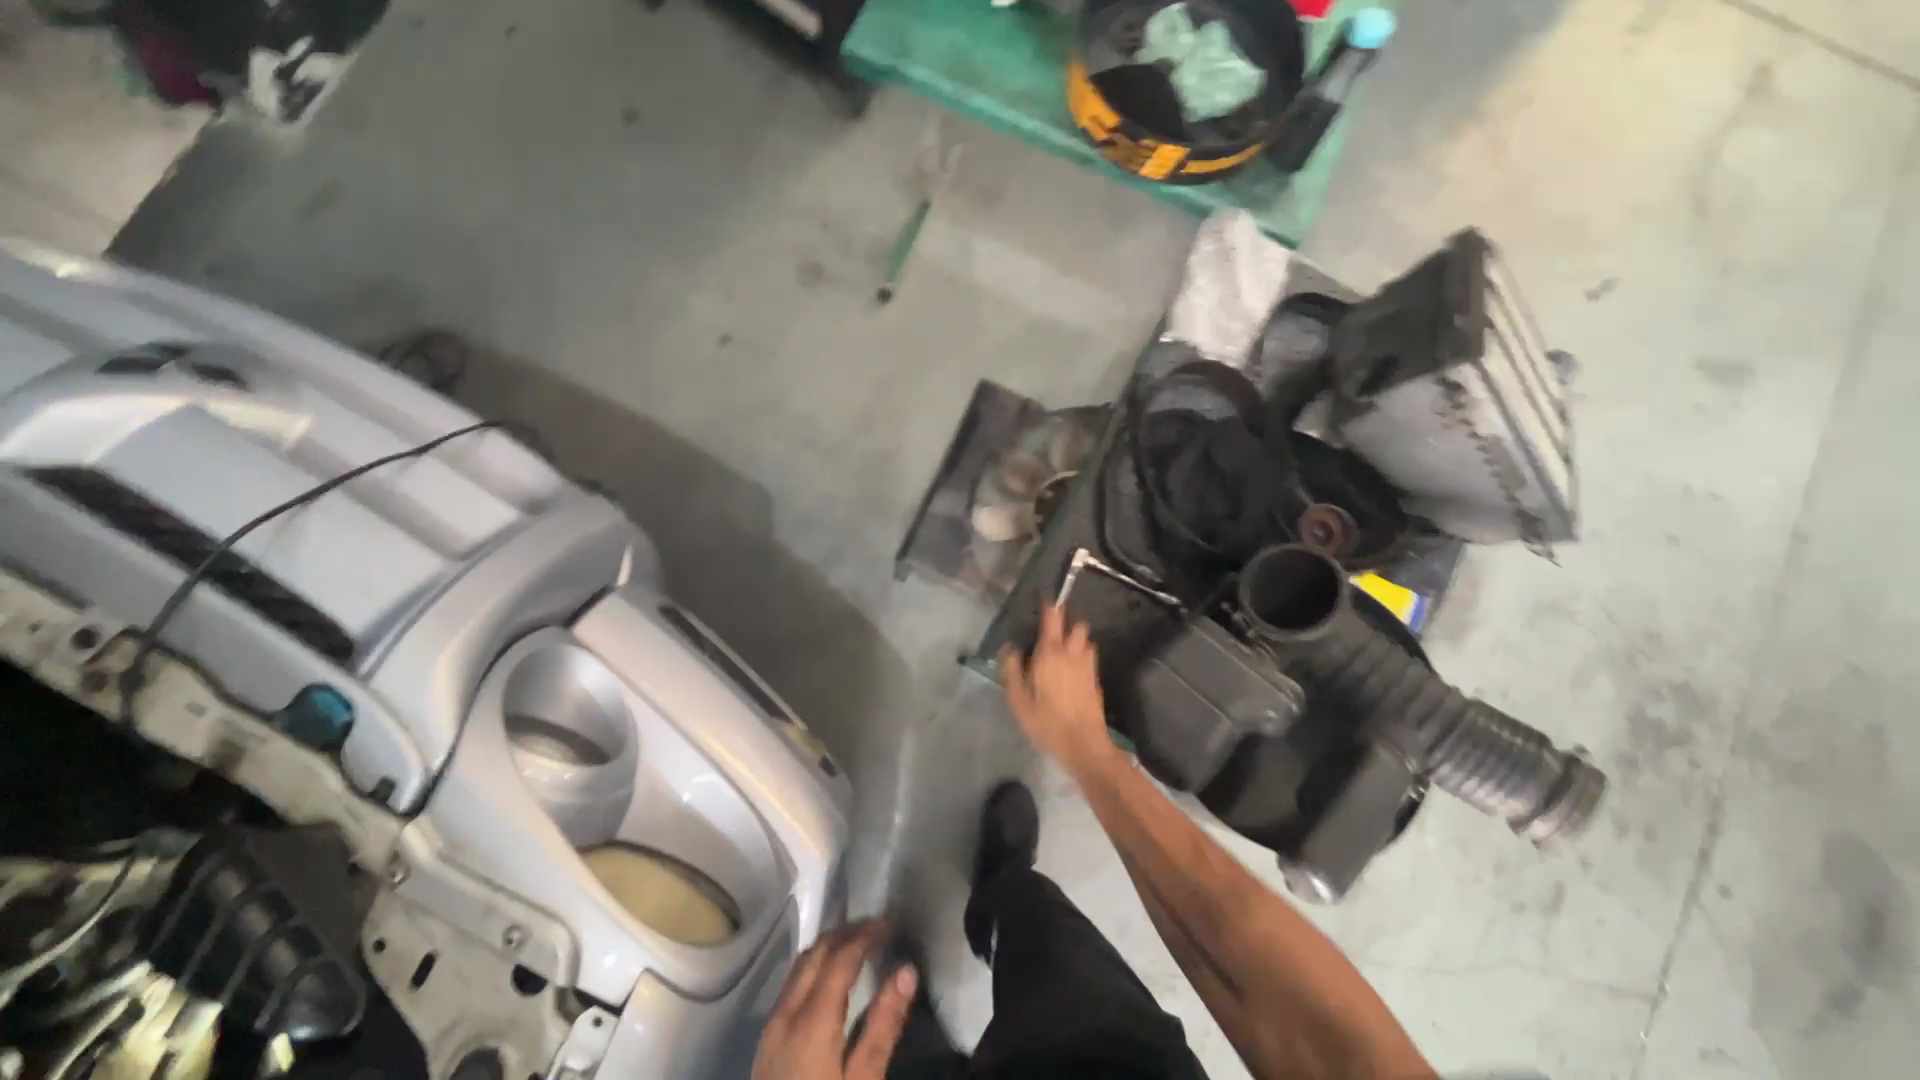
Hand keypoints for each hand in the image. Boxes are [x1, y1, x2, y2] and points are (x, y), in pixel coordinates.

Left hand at [752, 919, 916, 1079]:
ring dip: (828, 949)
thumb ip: (883, 1026)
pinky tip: (832, 982)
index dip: (865, 935)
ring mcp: (771, 1029)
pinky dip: (814, 969)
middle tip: (878, 929)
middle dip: (846, 934)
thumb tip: (905, 971)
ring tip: (859, 947)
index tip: (890, 925)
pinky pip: (791, 987)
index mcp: (811, 1020)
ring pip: (798, 969)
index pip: (839, 958)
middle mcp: (785, 1014)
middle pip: (814, 955)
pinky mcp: (767, 1044)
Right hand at [999, 605, 1114, 774]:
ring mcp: (1088, 667)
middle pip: (1077, 626)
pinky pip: (1090, 658)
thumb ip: (1012, 670)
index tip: (1047, 599)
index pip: (1053, 620)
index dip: (1051, 606)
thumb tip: (1009, 648)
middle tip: (1054, 627)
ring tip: (1064, 646)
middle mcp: (1072, 655)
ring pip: (1086, 641)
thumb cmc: (1046, 721)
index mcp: (1050, 654)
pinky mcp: (1096, 681)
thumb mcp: (1018, 699)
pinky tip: (1073, 668)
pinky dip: (1082, 655)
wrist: (1083, 744)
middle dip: (1068, 622)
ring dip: (1077, 639)